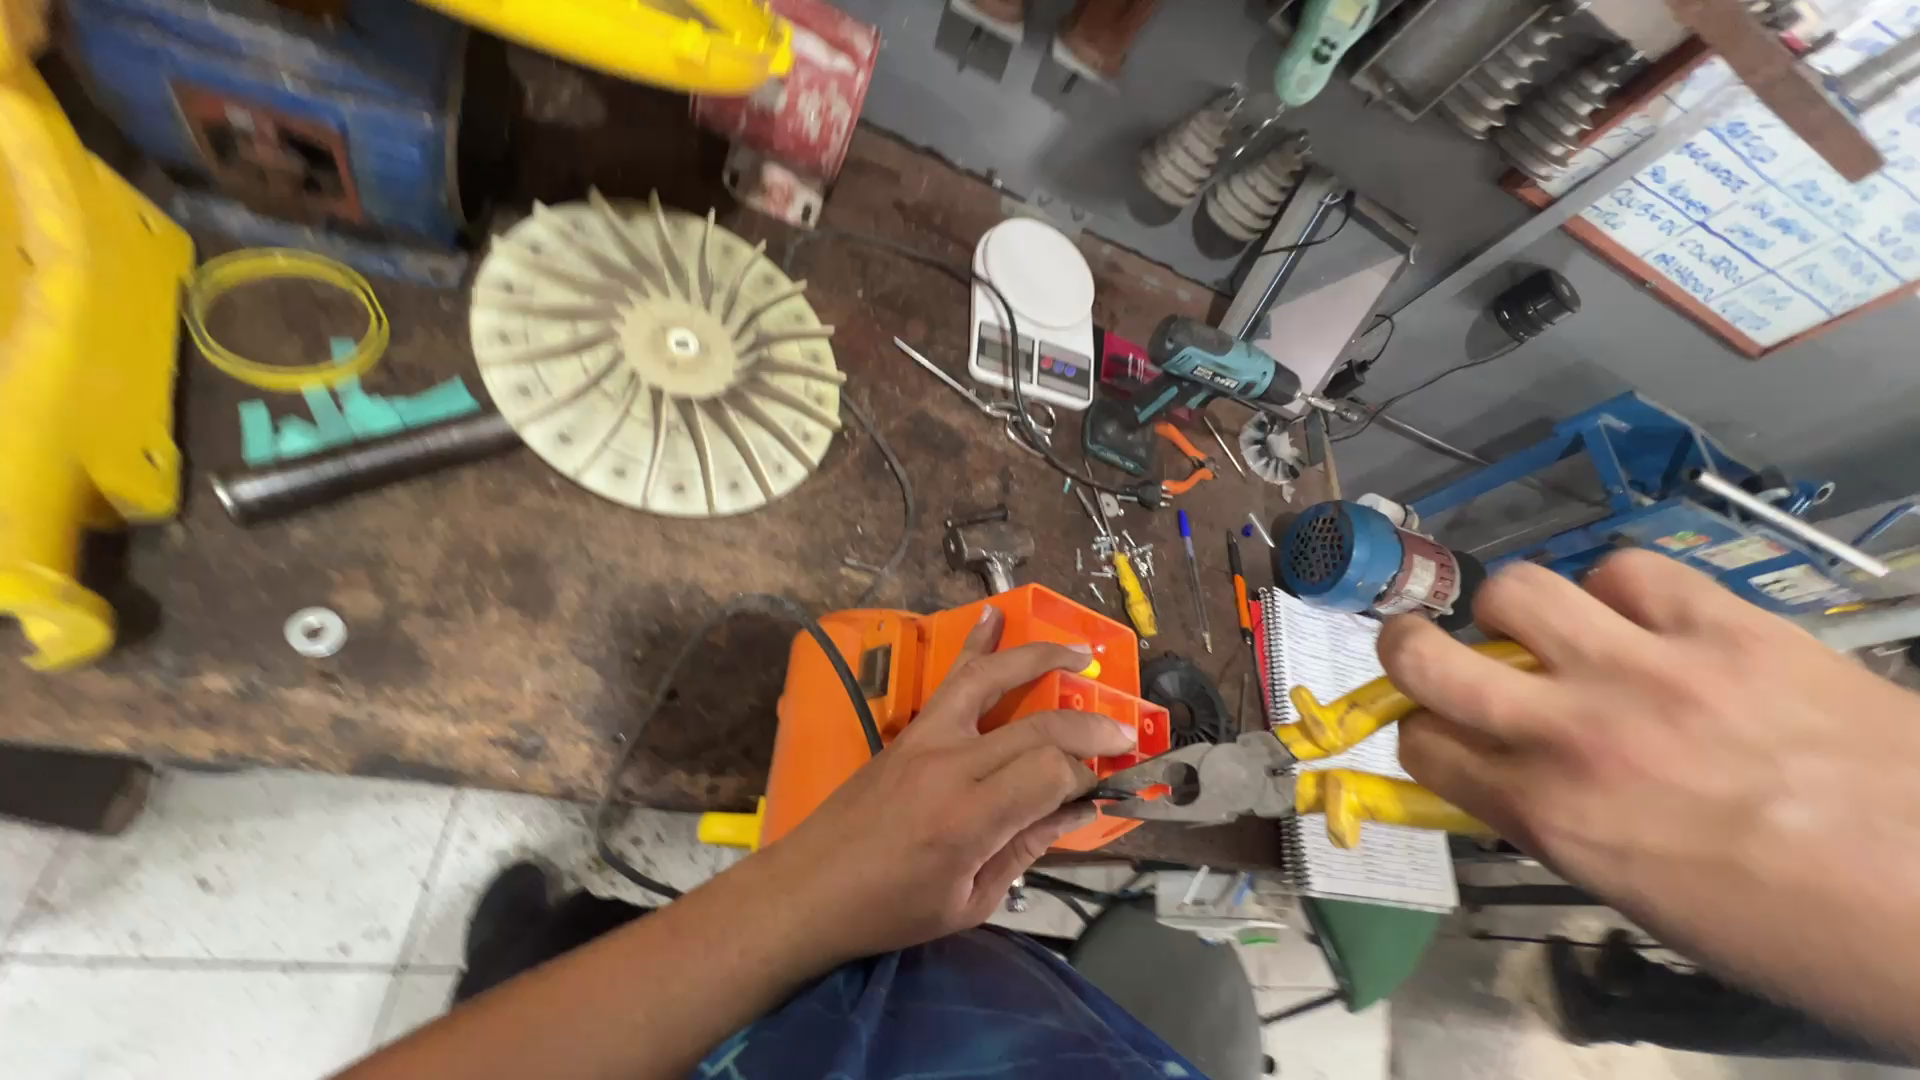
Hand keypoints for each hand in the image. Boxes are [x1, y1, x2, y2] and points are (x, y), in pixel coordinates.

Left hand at [744, 605, 1135, 965]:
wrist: (810, 887)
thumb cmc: (890, 909)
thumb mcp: (969, 901)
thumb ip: (1025, 847)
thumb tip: (1076, 809)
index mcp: (969, 819)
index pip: (1050, 773)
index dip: (1085, 777)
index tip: (1101, 787)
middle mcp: (951, 764)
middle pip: (1036, 728)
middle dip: (1088, 726)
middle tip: (1123, 730)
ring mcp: (926, 737)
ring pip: (990, 679)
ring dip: (1039, 658)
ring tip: (1078, 652)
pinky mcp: (910, 730)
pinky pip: (951, 680)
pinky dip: (976, 646)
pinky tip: (993, 619)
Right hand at [1380, 550, 1919, 1049]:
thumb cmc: (1798, 932)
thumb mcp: (1635, 894)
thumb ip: (1544, 816)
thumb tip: (1494, 766)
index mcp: (1550, 815)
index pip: (1420, 745)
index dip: (1424, 737)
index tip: (1447, 737)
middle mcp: (1574, 734)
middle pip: (1420, 654)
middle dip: (1404, 650)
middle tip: (1430, 653)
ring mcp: (1651, 672)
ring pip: (1514, 590)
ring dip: (1515, 613)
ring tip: (1555, 633)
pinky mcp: (1732, 628)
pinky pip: (1628, 571)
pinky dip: (1619, 591)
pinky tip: (1643, 621)